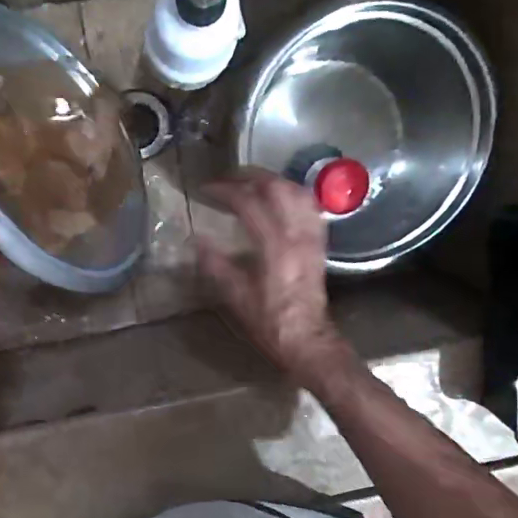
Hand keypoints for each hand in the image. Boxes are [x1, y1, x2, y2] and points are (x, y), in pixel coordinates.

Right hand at [197, 169, 355, 382]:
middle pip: (276, 187)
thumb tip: (197, 240)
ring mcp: (312, 237)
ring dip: (273, 180)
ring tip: (253, 182)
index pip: (248, 203)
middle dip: (249, 176)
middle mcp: (297, 234)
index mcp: (274, 246)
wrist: (309, 341)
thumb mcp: (236, 298)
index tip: (206, 190)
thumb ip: (217, 265)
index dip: (224, 190)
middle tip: (227, 178)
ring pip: (297, 192)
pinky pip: (311, 208)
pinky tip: (282, 198)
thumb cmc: (271, 323)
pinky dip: (294, 195)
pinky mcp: (320, 244)